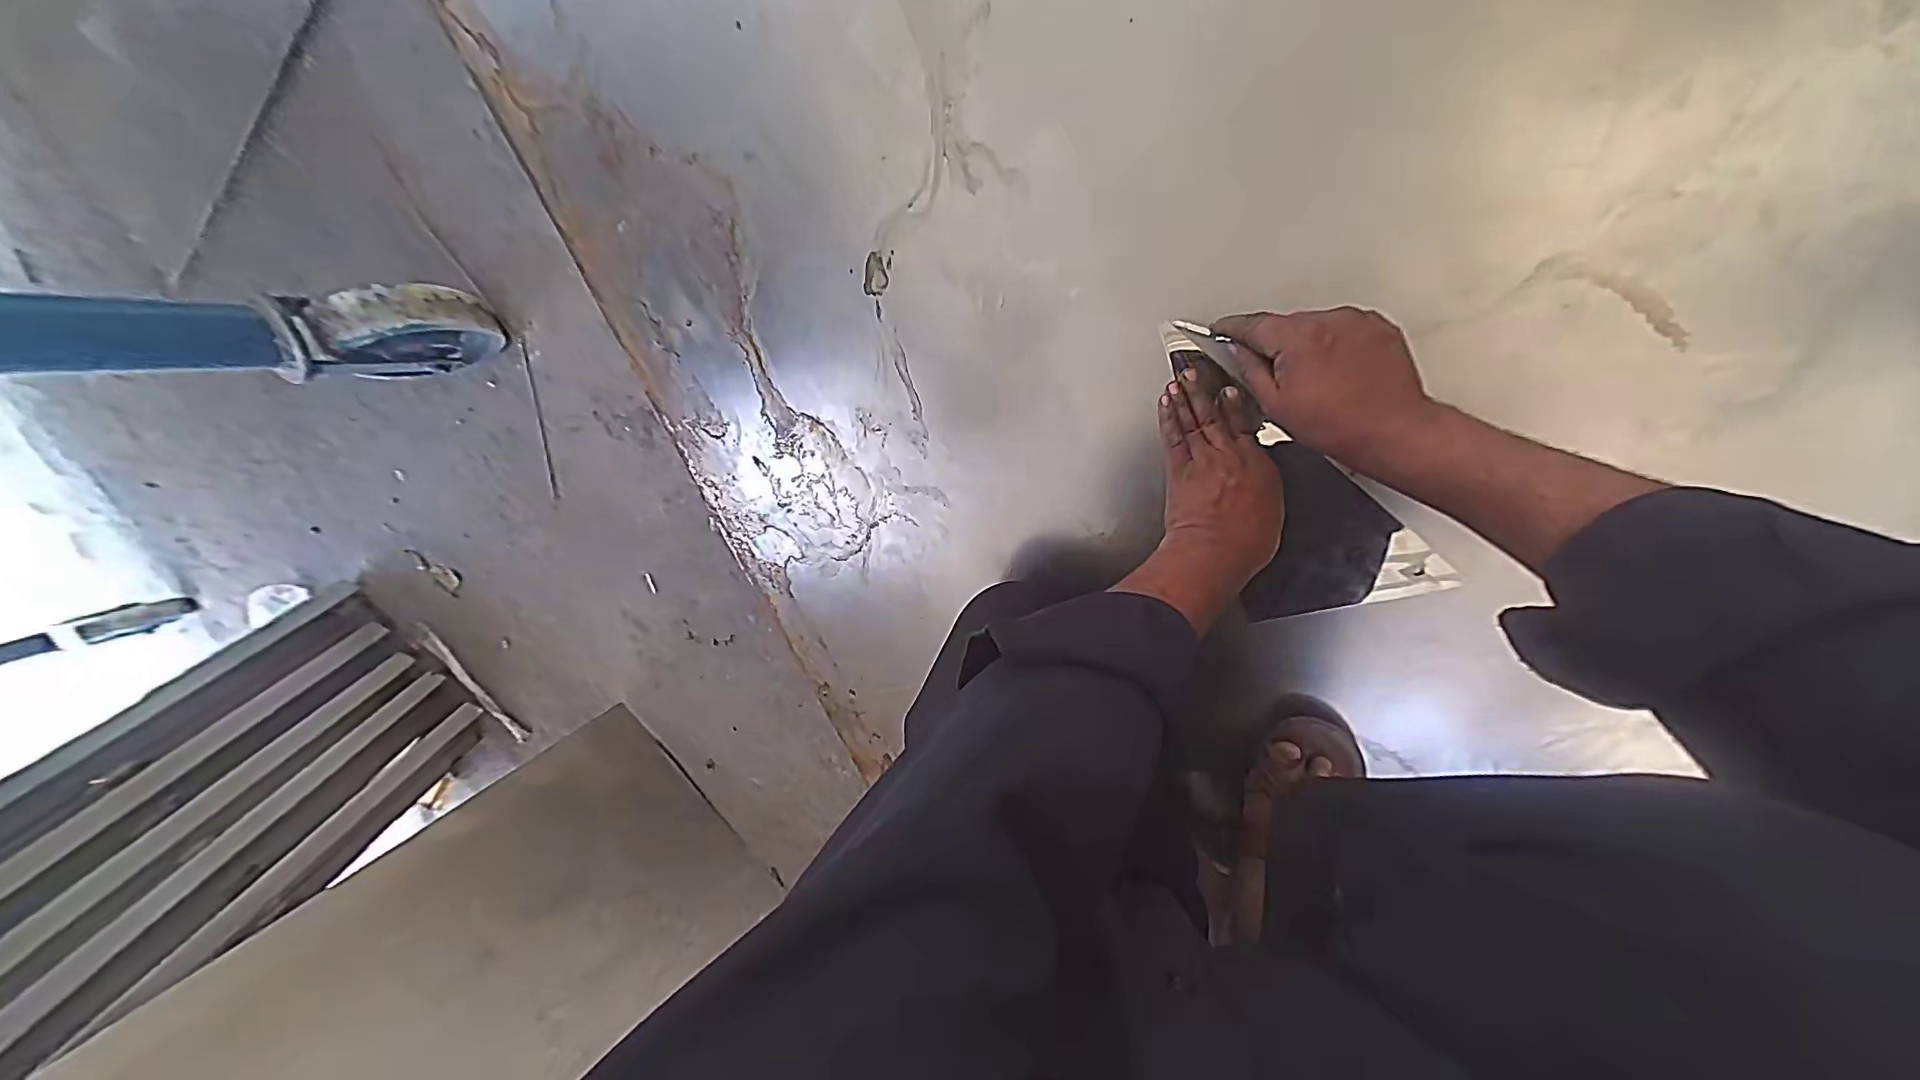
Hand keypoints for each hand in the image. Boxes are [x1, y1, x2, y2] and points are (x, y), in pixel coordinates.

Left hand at [1158, 371, 1284, 583]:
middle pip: (1215, 414)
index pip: (1247, 424)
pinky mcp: (1178, 469)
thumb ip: (1263, 485)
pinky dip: (1169, 416)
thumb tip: (1259, 482)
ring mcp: (1201, 459)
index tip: (1232, 388)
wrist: (1214, 551)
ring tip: (1179, 378)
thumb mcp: (1271, 508)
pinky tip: (1166, 404)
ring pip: (1193, 419)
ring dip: (1184, 396)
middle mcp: (1228, 455)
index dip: (1237, 403)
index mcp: (1255, 463)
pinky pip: (1173, 435)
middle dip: (1204, 389)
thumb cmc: (1245, 541)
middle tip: (1196, 368)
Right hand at [1211, 307, 1438, 464]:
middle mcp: (1329, 321)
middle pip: (1285, 325)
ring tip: (1314, 382)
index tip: (1221, 330)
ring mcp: (1356, 322)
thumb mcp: (1275, 405)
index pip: (1253, 323)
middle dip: (1275, 345)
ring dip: (1306, 346)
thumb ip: (1250, 370)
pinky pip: (1342, 330)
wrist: (1392, 431)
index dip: (1231, 328)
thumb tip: (1238, 352)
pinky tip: (1335, 375)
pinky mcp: (1378, 328)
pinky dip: (1333, 346)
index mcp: (1299, 337)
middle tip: (1276, 378)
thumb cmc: (1340, 425)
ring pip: (1314, 326)